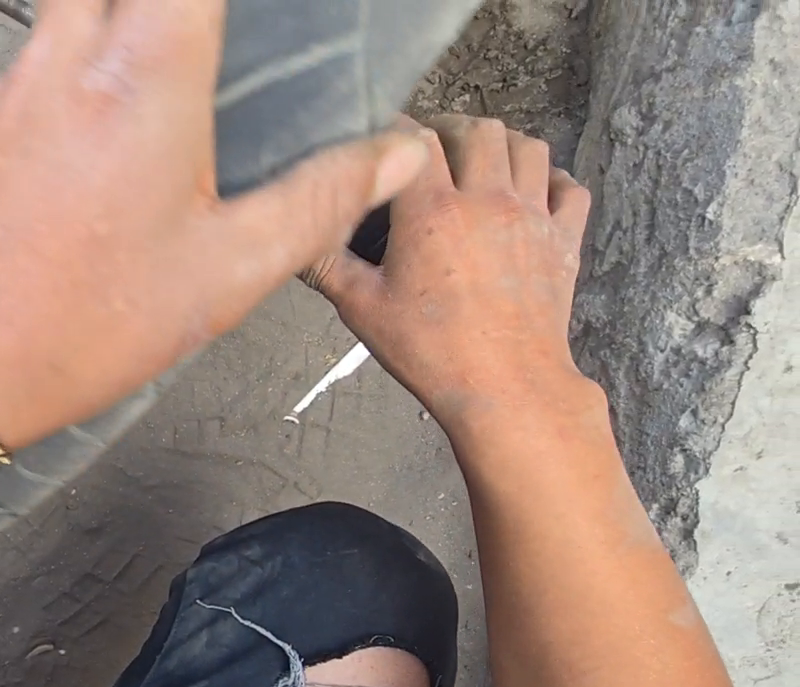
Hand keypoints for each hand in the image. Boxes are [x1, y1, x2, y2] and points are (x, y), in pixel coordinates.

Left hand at [0, 0, 430, 450]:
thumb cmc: (84, 330)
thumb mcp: (221, 277)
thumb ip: (318, 202)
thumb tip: (397, 156)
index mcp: (143, 70)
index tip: (228, 26)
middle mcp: (60, 60)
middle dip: (153, 9)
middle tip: (186, 60)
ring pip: (58, 23)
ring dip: (99, 42)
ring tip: (129, 119)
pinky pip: (13, 84)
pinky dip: (48, 96)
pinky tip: (62, 170)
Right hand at [302, 115, 594, 428]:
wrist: (502, 380)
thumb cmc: (424, 346)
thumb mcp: (359, 308)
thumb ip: (328, 267)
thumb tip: (295, 243)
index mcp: (432, 214)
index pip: (414, 144)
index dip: (394, 129)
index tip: (376, 133)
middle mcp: (488, 200)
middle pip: (480, 131)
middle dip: (450, 127)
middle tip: (424, 145)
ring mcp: (534, 215)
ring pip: (529, 146)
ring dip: (499, 143)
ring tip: (473, 159)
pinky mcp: (563, 237)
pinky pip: (568, 185)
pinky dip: (548, 176)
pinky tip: (527, 189)